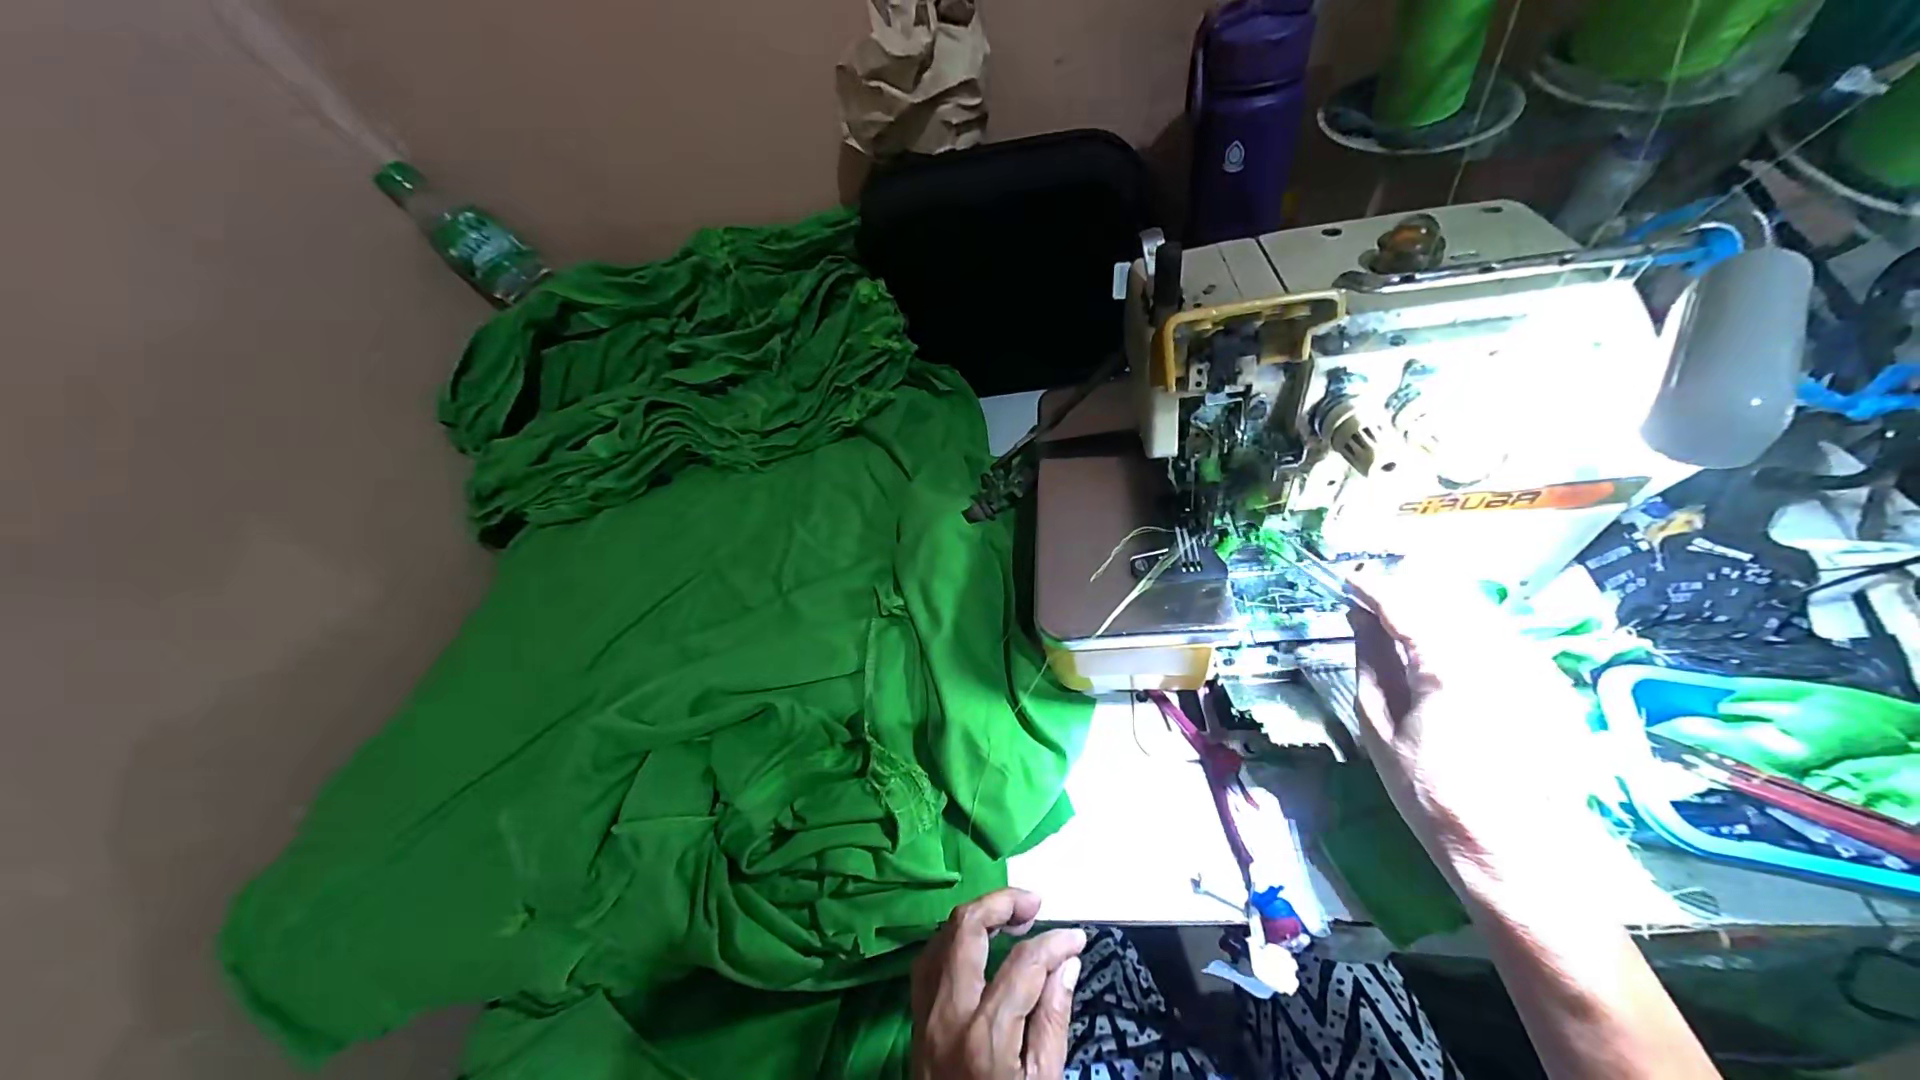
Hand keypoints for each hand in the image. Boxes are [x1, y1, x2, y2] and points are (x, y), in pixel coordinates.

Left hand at [910, 888, 1085, 1079]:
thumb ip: (1053, 1019)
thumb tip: (1067, 962)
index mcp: (984, 1035)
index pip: (1023, 963)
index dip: (1054, 943)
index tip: (1076, 938)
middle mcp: (947, 1012)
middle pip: (967, 928)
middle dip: (1002, 903)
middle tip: (1034, 904)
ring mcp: (924, 1012)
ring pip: (943, 935)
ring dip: (977, 915)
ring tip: (1011, 917)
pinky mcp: (914, 1017)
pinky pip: (930, 958)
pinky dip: (955, 938)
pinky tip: (977, 942)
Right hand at [1346, 568, 1597, 905]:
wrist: (1520, 854)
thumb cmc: (1433, 795)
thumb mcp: (1381, 729)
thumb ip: (1370, 663)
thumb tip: (1359, 619)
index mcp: (1447, 667)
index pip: (1404, 605)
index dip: (1371, 588)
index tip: (1346, 581)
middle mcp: (1497, 656)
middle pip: (1444, 598)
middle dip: (1404, 592)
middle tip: (1370, 603)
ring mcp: (1531, 668)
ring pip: (1474, 612)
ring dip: (1435, 609)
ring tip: (1403, 623)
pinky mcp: (1550, 684)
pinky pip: (1499, 636)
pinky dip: (1465, 631)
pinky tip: (1444, 651)